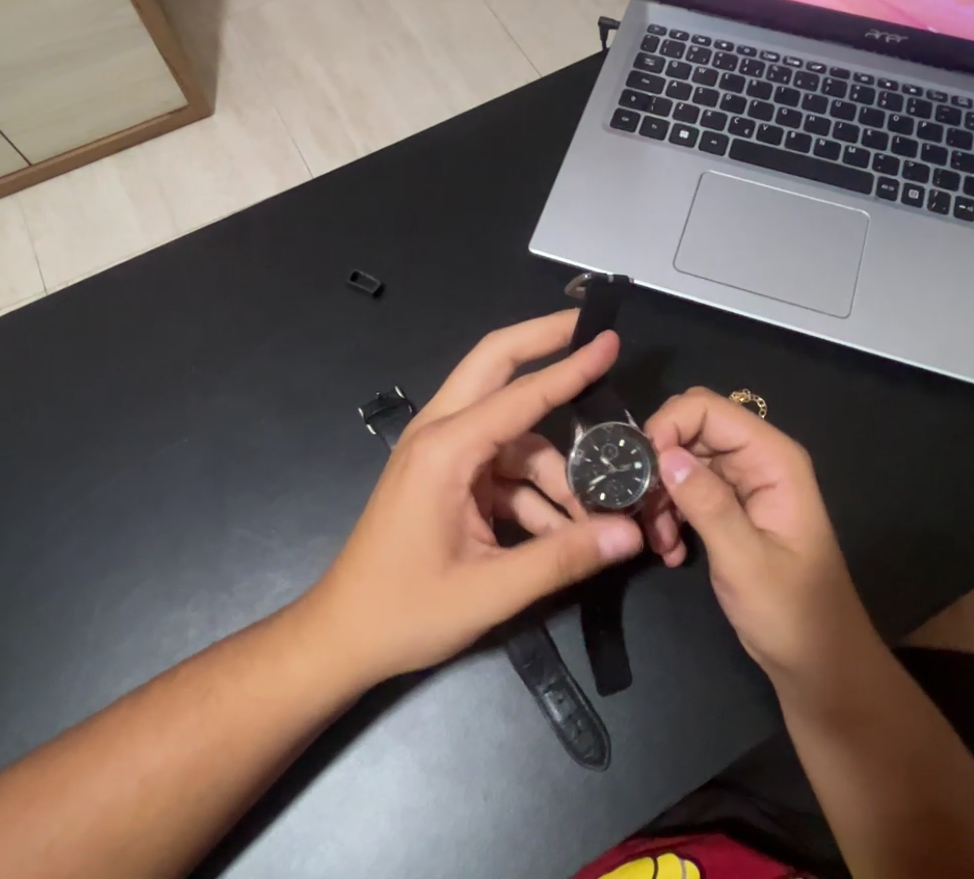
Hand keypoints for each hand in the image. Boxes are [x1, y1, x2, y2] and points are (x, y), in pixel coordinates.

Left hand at [303, 312, 647, 683]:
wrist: (343, 635)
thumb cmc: (405, 611)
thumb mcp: (491, 591)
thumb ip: (563, 558)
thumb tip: (630, 534)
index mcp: (445, 450)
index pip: (521, 395)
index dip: (571, 367)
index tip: (609, 339)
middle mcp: (440, 436)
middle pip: (496, 368)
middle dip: (546, 347)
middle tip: (596, 338)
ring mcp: (441, 455)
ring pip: (513, 434)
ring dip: (554, 469)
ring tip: (593, 518)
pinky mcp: (447, 479)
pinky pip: (503, 468)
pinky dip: (535, 494)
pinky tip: (561, 534)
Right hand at [644, 388, 878, 704]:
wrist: (818, 661)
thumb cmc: (794, 614)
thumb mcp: (747, 562)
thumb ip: (708, 504)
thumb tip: (664, 454)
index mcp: (773, 460)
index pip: (708, 409)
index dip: (668, 427)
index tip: (639, 470)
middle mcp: (757, 460)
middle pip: (690, 429)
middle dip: (658, 463)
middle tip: (641, 508)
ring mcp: (742, 483)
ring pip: (681, 461)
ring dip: (660, 496)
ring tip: (658, 541)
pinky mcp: (728, 507)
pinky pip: (685, 491)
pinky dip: (669, 515)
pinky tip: (670, 551)